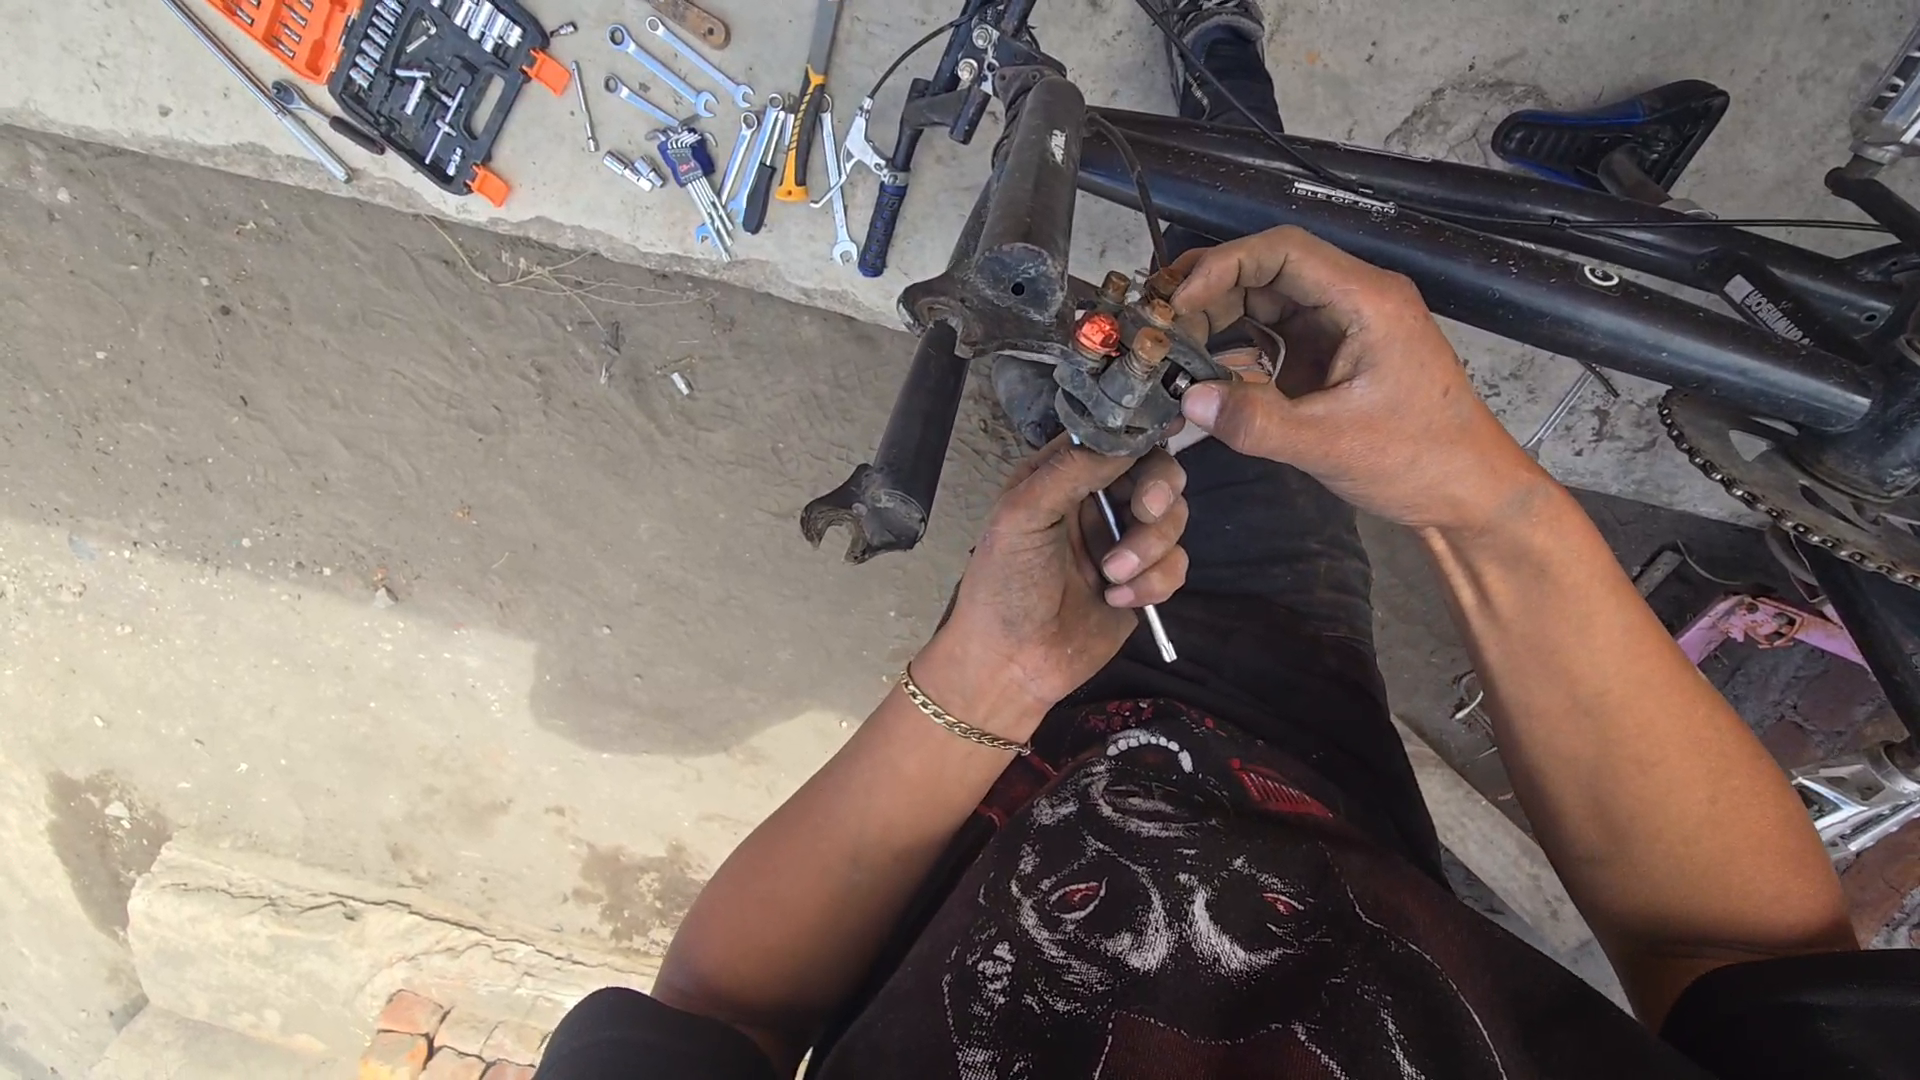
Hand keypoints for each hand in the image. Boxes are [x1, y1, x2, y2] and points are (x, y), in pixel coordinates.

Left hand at [915, 439, 1189, 737]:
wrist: (1011, 663)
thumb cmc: (1003, 583)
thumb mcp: (1023, 515)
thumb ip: (1072, 470)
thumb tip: (1125, 434)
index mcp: (1062, 477)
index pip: (1114, 439)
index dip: (1140, 437)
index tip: (1162, 438)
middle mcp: (1096, 502)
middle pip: (1158, 473)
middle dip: (1158, 491)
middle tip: (1144, 510)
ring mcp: (1122, 542)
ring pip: (1172, 519)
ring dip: (1150, 547)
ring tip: (1112, 576)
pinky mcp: (1142, 582)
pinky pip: (1176, 565)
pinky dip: (1154, 582)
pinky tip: (1119, 600)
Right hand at [1167, 226, 1550, 532]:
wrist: (1465, 492)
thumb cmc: (1417, 460)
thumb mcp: (1330, 444)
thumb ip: (1256, 423)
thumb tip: (1188, 401)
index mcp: (1364, 302)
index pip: (1283, 252)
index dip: (1222, 266)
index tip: (1177, 302)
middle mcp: (1348, 303)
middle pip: (1264, 274)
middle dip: (1206, 293)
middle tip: (1156, 323)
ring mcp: (1335, 331)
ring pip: (1261, 306)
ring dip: (1213, 322)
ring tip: (1167, 347)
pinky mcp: (1324, 360)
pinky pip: (1267, 342)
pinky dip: (1229, 354)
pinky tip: (1198, 373)